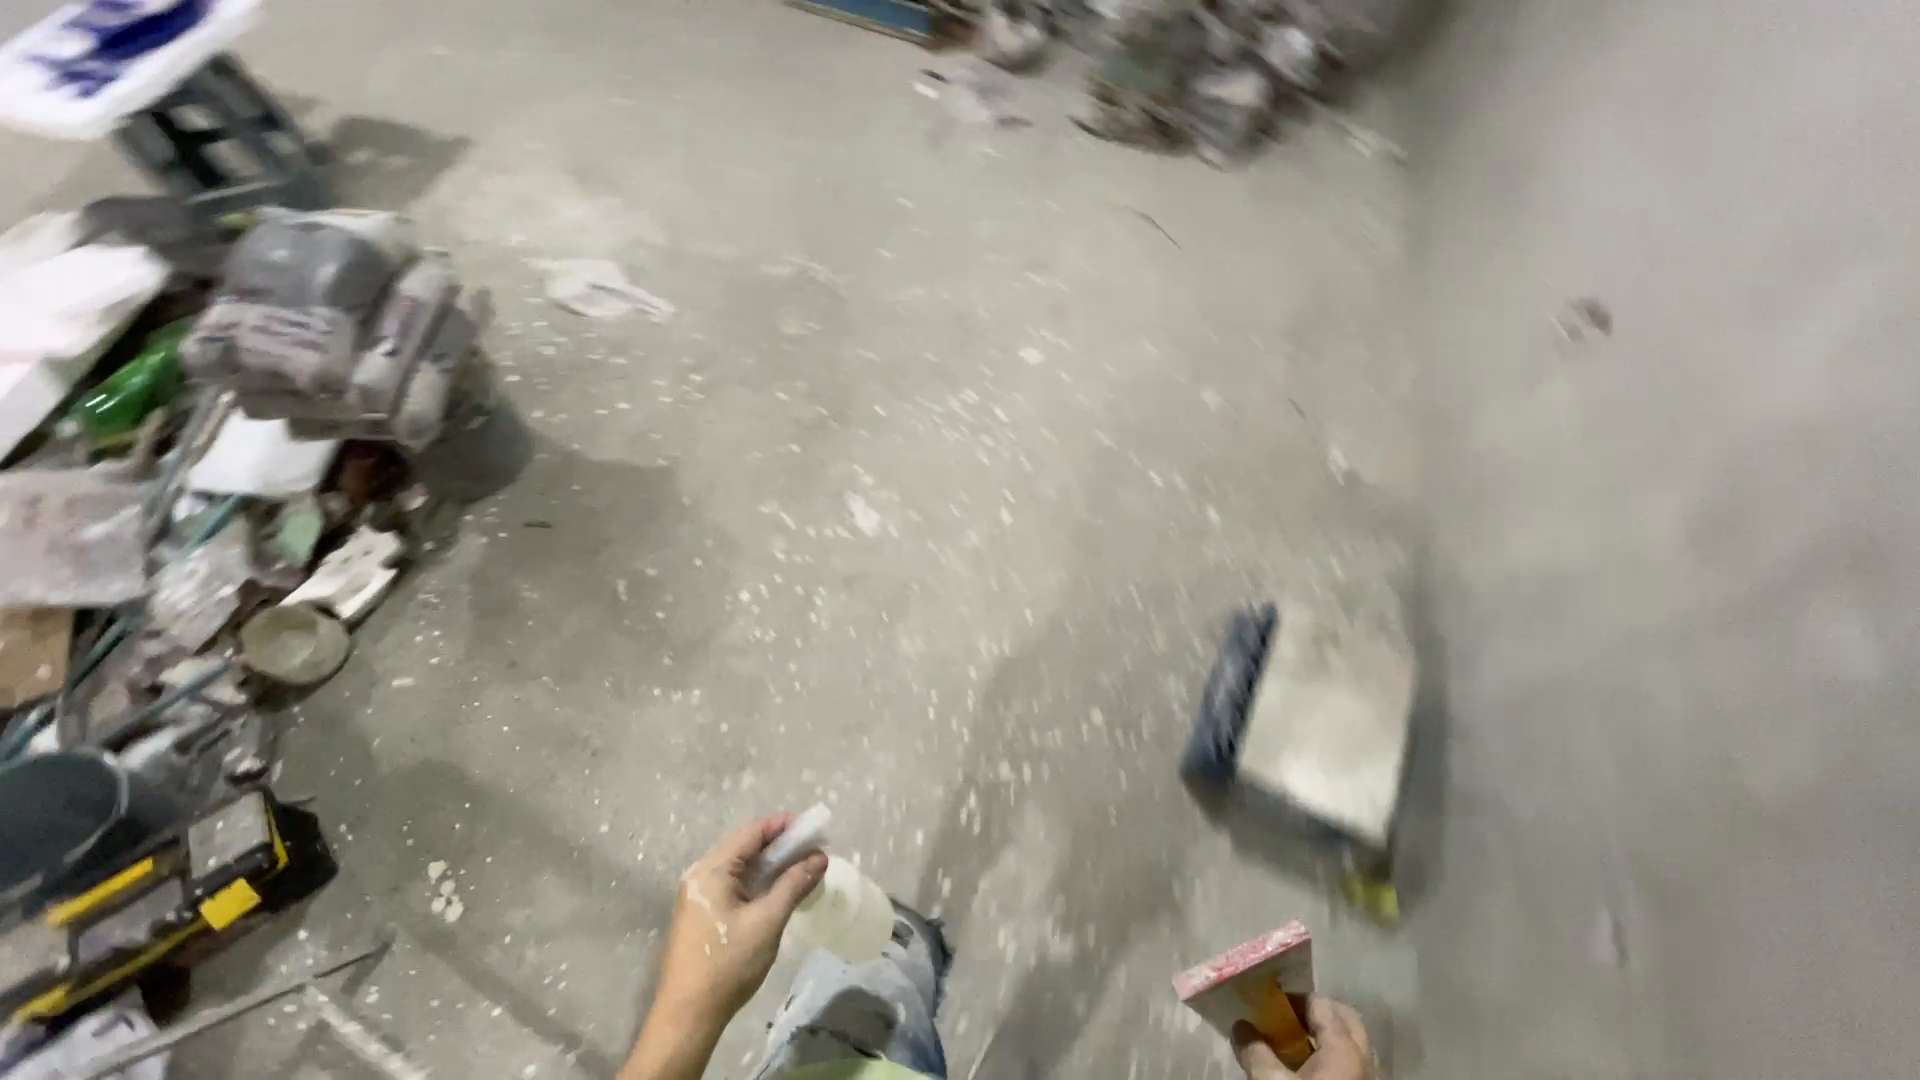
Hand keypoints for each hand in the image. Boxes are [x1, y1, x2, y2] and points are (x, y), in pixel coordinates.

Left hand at [654, 815, 828, 1024]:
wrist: (687, 1016)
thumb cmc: (728, 964)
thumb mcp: (767, 922)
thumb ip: (794, 884)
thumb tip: (820, 858)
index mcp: (711, 870)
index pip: (752, 832)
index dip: (784, 826)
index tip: (813, 830)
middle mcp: (700, 875)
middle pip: (745, 846)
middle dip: (780, 845)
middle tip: (812, 850)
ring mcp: (697, 895)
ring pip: (739, 866)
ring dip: (770, 864)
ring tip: (801, 868)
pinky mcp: (700, 914)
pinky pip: (732, 884)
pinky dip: (757, 881)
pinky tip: (777, 891)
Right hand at [1233, 996, 1373, 1079]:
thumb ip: (1254, 1051)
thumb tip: (1241, 1026)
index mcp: (1345, 1049)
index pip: (1320, 1004)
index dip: (1292, 999)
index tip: (1267, 1005)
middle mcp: (1366, 1061)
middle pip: (1345, 1020)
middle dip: (1315, 1014)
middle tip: (1284, 1021)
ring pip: (1353, 1047)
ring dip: (1325, 1039)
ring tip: (1293, 1049)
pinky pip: (1353, 1070)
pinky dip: (1332, 1062)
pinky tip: (1308, 1076)